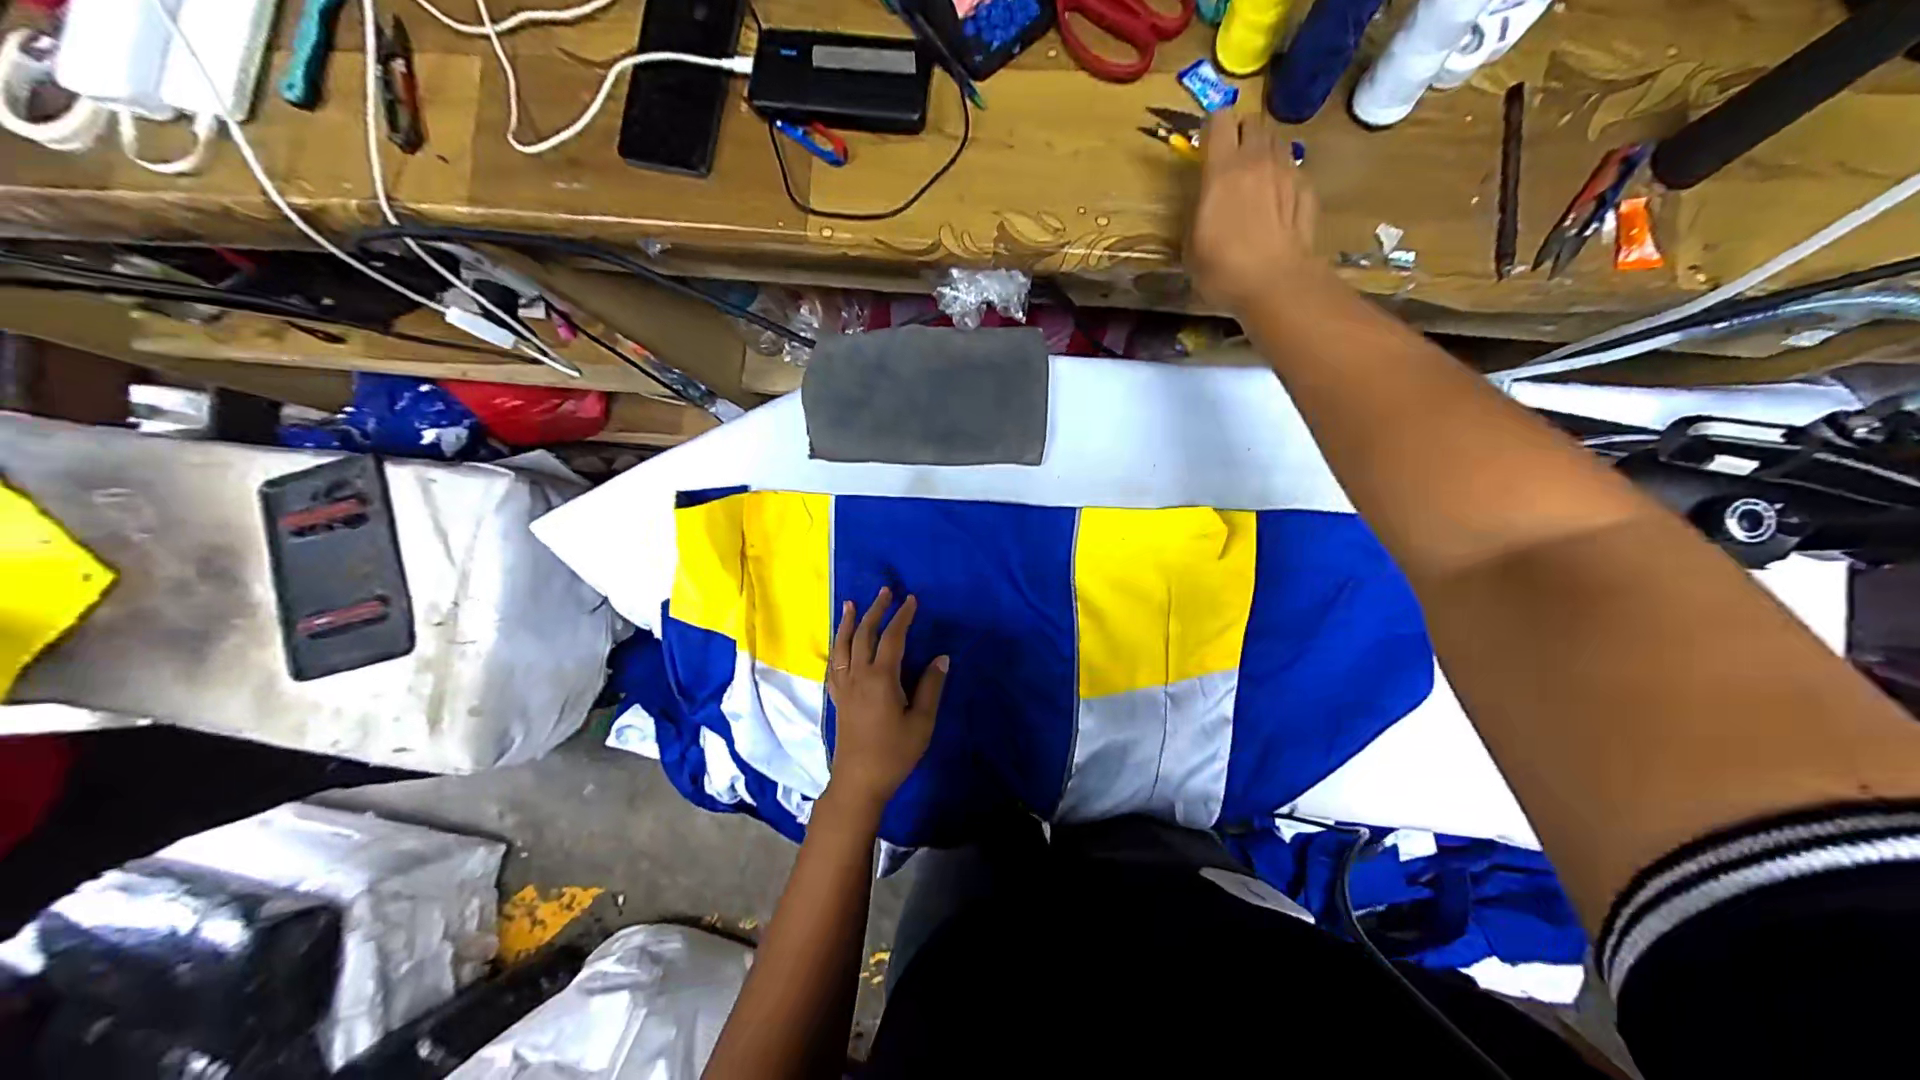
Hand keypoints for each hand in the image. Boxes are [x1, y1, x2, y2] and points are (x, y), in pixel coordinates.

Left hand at [824, 588, 946, 814]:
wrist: (859, 781)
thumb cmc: (895, 753)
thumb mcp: (922, 722)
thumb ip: (931, 687)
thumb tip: (941, 658)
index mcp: (881, 678)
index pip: (892, 638)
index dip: (902, 617)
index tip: (911, 600)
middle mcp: (858, 676)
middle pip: (864, 634)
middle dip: (875, 611)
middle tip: (885, 592)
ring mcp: (844, 686)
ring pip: (843, 646)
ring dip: (848, 622)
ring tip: (850, 604)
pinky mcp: (837, 698)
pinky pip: (834, 664)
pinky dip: (837, 646)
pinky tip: (839, 643)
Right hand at [1186, 110, 1322, 314]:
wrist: (1276, 284)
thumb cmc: (1223, 269)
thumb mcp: (1192, 245)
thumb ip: (1199, 212)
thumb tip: (1205, 203)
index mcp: (1223, 170)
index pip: (1220, 121)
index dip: (1212, 127)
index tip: (1206, 143)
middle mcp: (1257, 161)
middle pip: (1253, 124)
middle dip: (1241, 134)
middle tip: (1232, 158)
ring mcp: (1287, 173)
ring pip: (1277, 142)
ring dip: (1265, 151)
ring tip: (1257, 176)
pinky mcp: (1308, 192)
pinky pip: (1294, 171)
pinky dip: (1285, 178)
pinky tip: (1278, 202)